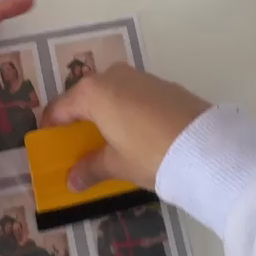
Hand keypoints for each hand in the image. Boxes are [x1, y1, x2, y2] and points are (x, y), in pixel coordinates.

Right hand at [39, 64, 209, 192]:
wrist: (207, 146)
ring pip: (111, 92)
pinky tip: (134, 132)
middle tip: (76, 143)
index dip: (50, 126)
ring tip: (106, 139)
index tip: (47, 143)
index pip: (60, 107)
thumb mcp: (117, 165)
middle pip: (85, 96)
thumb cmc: (151, 154)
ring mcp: (140, 77)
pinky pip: (133, 95)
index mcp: (93, 92)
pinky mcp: (163, 84)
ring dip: (104, 112)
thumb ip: (90, 168)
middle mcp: (113, 76)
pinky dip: (126, 110)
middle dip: (78, 117)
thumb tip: (72, 179)